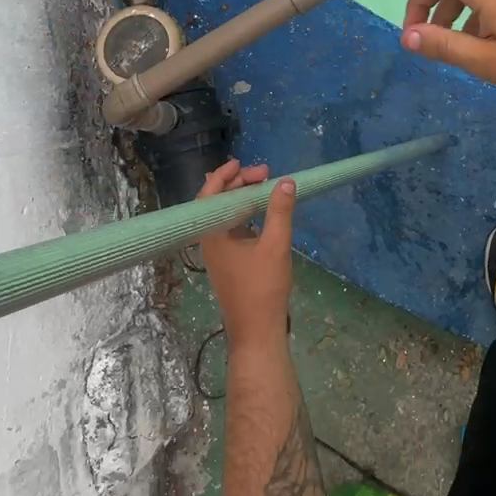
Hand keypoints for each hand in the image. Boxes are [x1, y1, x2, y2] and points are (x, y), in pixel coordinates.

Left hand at [196, 160, 295, 351]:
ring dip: (244, 198)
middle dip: (239, 184)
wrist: (256, 331)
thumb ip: (280, 210)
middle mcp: (210, 240)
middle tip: (265, 174)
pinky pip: (233, 228)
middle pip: (218, 202)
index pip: (209, 194)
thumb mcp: (275, 245)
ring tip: (266, 188)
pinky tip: (264, 213)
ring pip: (226, 215)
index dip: (225, 176)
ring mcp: (219, 252)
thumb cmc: (262, 287)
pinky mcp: (229, 262)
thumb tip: (285, 181)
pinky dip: (246, 214)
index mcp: (213, 234)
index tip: (243, 163)